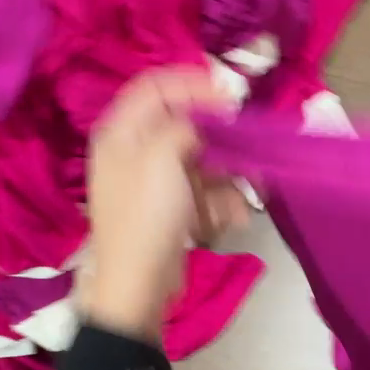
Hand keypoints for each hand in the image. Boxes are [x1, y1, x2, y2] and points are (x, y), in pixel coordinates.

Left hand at [83, 68, 247, 341]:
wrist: (138, 285)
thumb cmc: (146, 217)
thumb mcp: (162, 157)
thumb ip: (183, 124)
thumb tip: (201, 118)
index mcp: (120, 133)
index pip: (155, 87)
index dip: (192, 84)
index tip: (230, 96)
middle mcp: (132, 153)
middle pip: (182, 126)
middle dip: (219, 138)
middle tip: (247, 145)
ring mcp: (152, 185)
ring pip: (198, 163)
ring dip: (227, 176)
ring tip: (249, 192)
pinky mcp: (169, 212)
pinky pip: (200, 194)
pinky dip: (220, 202)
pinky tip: (235, 217)